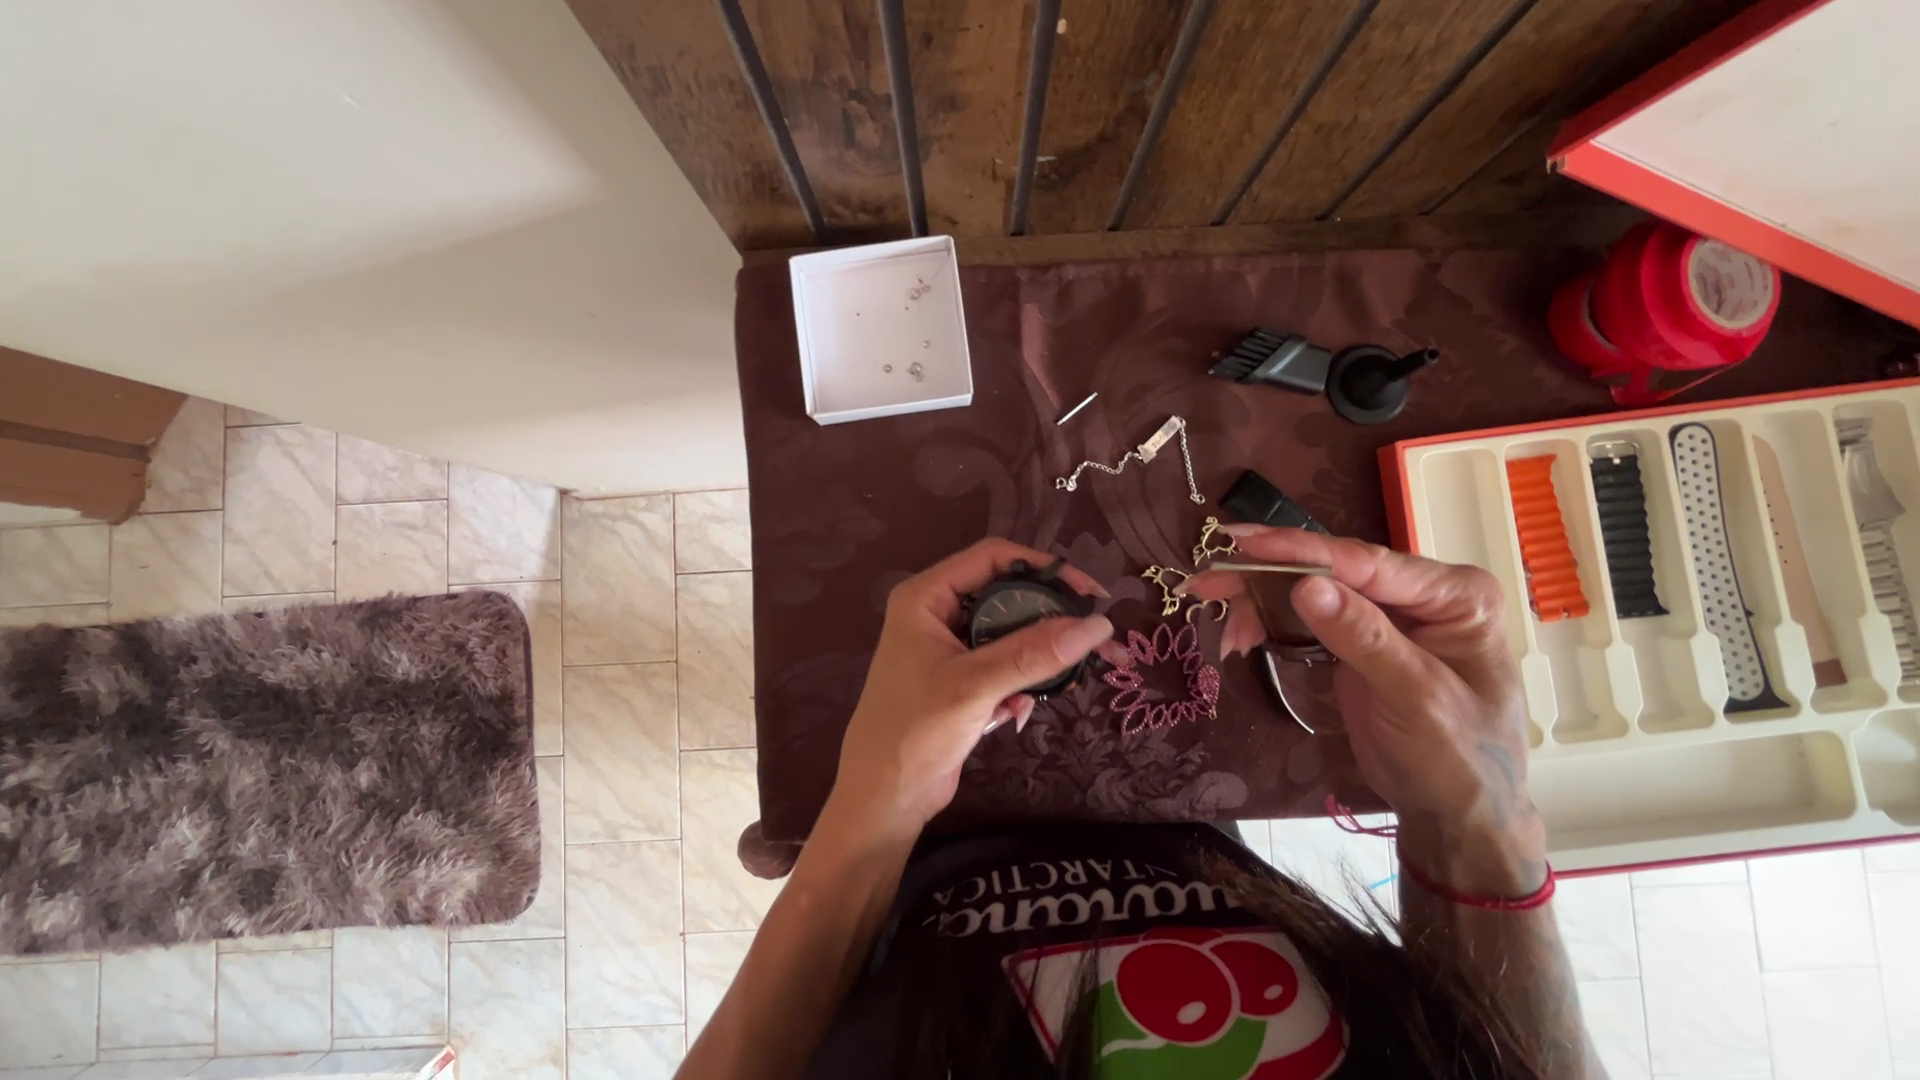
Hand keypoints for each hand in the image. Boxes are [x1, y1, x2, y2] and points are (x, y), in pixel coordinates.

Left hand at [832, 538, 1113, 835]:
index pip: (993, 557)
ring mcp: (949, 648)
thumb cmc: (914, 732)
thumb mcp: (974, 687)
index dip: (1043, 568)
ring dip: (1036, 661)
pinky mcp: (961, 680)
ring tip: (1065, 683)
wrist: (883, 798)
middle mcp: (936, 613)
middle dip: (1048, 621)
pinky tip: (1014, 715)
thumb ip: (1033, 654)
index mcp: (926, 597)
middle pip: (1008, 596)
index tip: (1089, 592)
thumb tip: (1097, 625)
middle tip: (1092, 639)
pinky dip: (1018, 686)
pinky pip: (1005, 666)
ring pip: (1011, 634)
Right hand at [1183, 527, 1544, 893]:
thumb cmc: (1455, 759)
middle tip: (1207, 581)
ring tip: (1228, 634)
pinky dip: (1271, 624)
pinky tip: (1244, 637)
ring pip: (1310, 590)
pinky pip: (1307, 617)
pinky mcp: (1358, 637)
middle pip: (1331, 569)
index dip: (1299, 550)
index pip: (1366, 561)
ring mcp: (1388, 615)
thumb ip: (1362, 637)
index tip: (1240, 541)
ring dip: (1261, 604)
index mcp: (1453, 595)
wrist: (1455, 814)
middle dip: (1267, 576)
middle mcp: (1421, 593)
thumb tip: (1305, 585)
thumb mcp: (1413, 697)